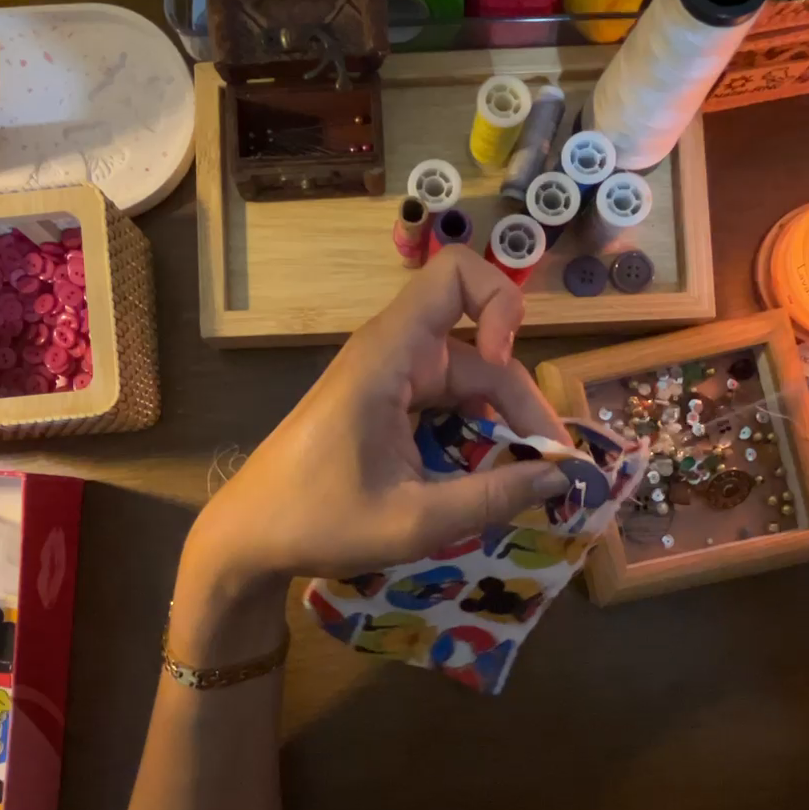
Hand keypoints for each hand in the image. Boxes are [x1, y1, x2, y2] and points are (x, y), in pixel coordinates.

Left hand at [182, 249, 572, 604]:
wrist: (249, 535)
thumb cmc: (318, 523)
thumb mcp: (415, 522)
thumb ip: (493, 498)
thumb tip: (560, 475)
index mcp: (388, 356)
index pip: (456, 274)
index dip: (500, 303)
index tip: (508, 367)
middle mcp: (390, 352)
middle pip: (478, 343)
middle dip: (520, 398)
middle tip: (549, 466)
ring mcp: (385, 377)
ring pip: (466, 374)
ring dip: (501, 418)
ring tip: (527, 475)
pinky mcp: (382, 401)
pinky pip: (444, 397)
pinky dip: (473, 427)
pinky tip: (486, 471)